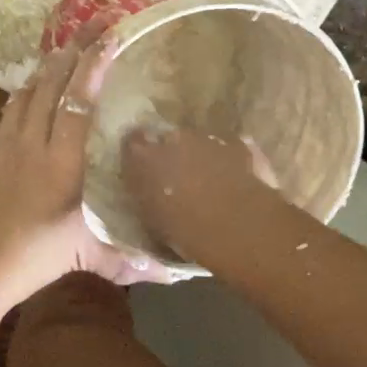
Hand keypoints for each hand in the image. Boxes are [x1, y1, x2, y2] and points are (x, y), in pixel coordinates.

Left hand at [0, 33, 166, 307]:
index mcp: (62, 161)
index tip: (109, 38)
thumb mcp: (85, 255)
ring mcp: (2, 147)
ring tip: (57, 51)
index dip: (94, 67)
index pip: (79, 101)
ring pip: (22, 97)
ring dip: (40, 71)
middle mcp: (31, 143)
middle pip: (51, 87)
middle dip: (71, 52)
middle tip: (89, 26)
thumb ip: (128, 259)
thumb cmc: (32, 259)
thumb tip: (172, 275)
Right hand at [121, 129, 278, 260]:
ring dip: (199, 156)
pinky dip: (227, 160)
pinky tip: (233, 180)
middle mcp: (170, 138)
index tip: (143, 166)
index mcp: (141, 156)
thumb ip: (144, 195)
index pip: (132, 142)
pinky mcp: (235, 144)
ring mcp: (204, 138)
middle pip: (167, 139)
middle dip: (171, 153)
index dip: (139, 153)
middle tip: (178, 178)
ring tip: (208, 182)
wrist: (230, 224)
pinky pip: (226, 149)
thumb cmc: (179, 228)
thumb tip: (147, 192)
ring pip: (197, 142)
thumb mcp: (148, 217)